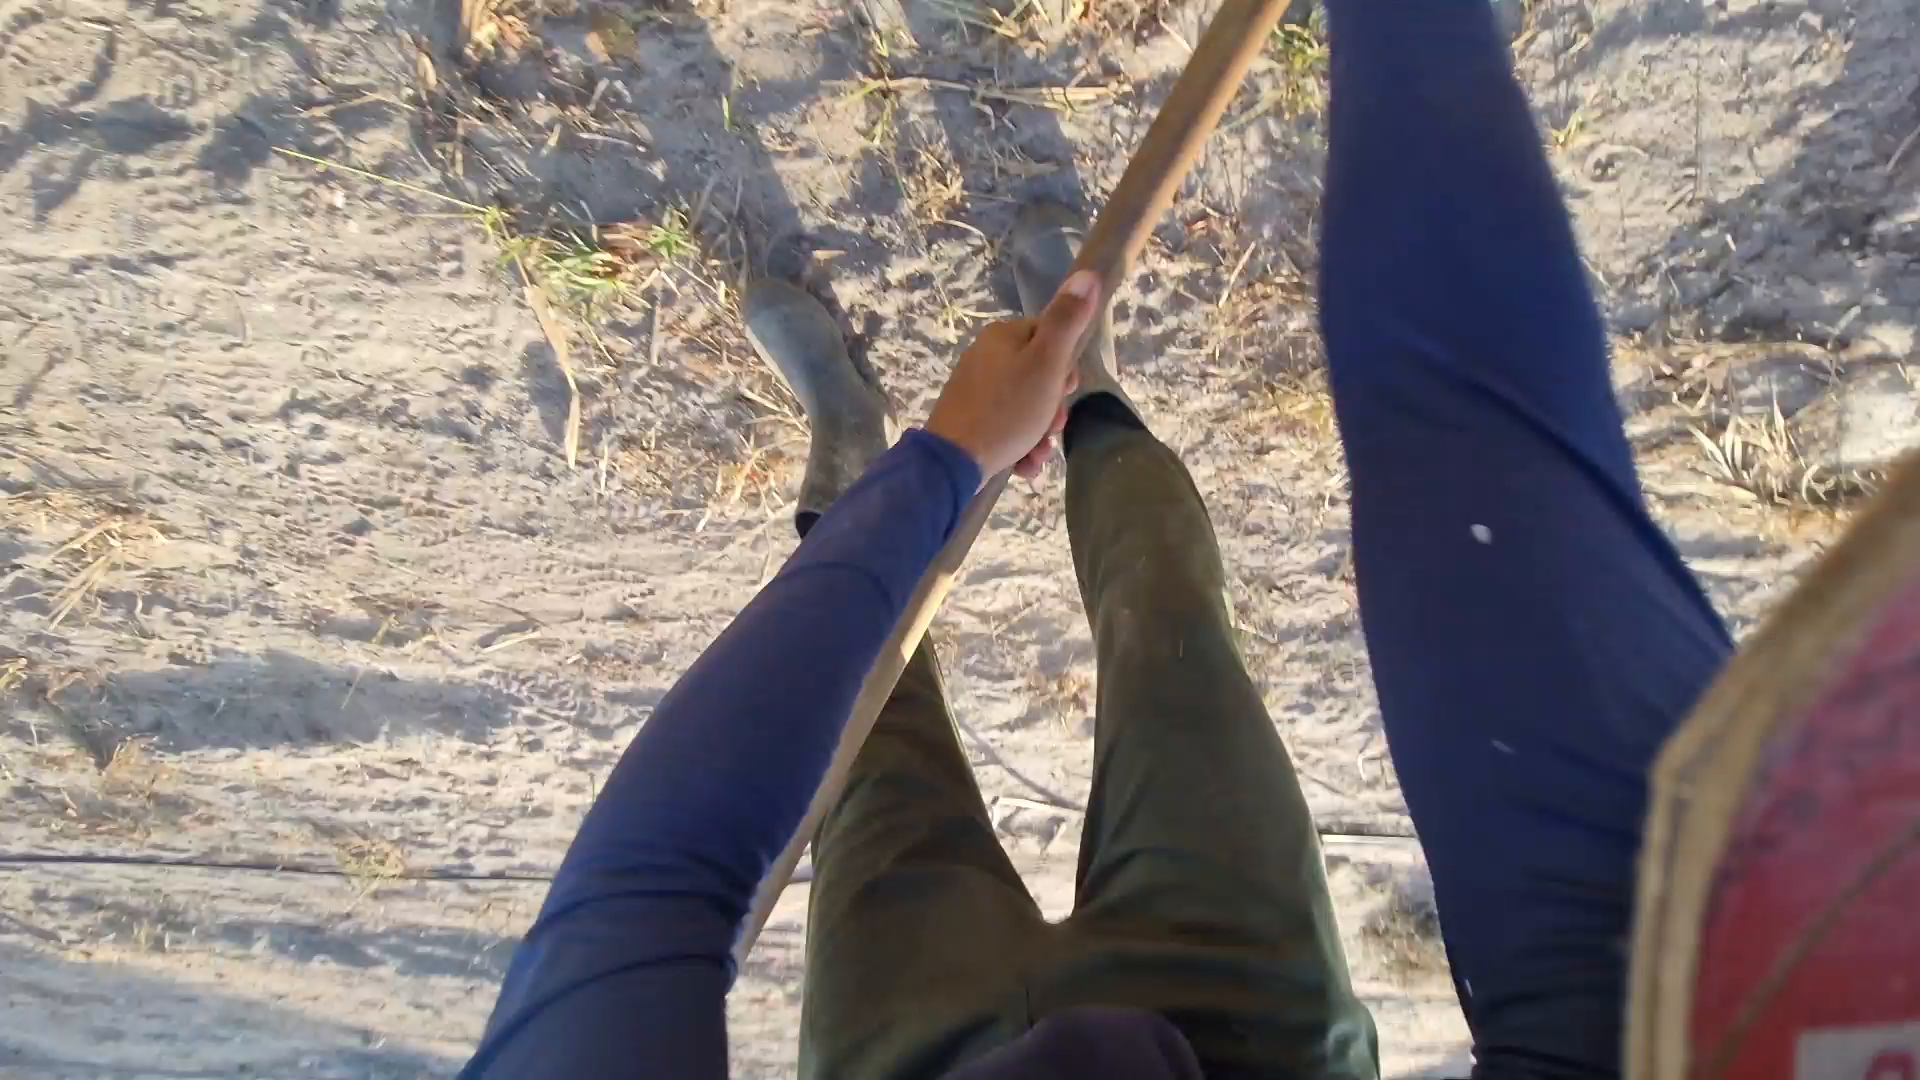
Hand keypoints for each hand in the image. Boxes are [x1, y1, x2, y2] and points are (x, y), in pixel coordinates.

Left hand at [926, 269, 1100, 479]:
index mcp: (1002, 337)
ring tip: (1037, 456)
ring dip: (1039, 435)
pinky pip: (1005, 428)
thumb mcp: (1046, 363)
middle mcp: (985, 358)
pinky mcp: (968, 421)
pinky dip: (1019, 446)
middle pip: (1038, 377)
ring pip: (1024, 408)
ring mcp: (974, 391)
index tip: (1068, 392)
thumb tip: (1087, 275)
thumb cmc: (1007, 410)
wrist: (954, 460)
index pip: (1050, 339)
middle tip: (1053, 427)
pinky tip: (1023, 466)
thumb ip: (1067, 321)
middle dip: (1052, 409)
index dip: (1066, 369)